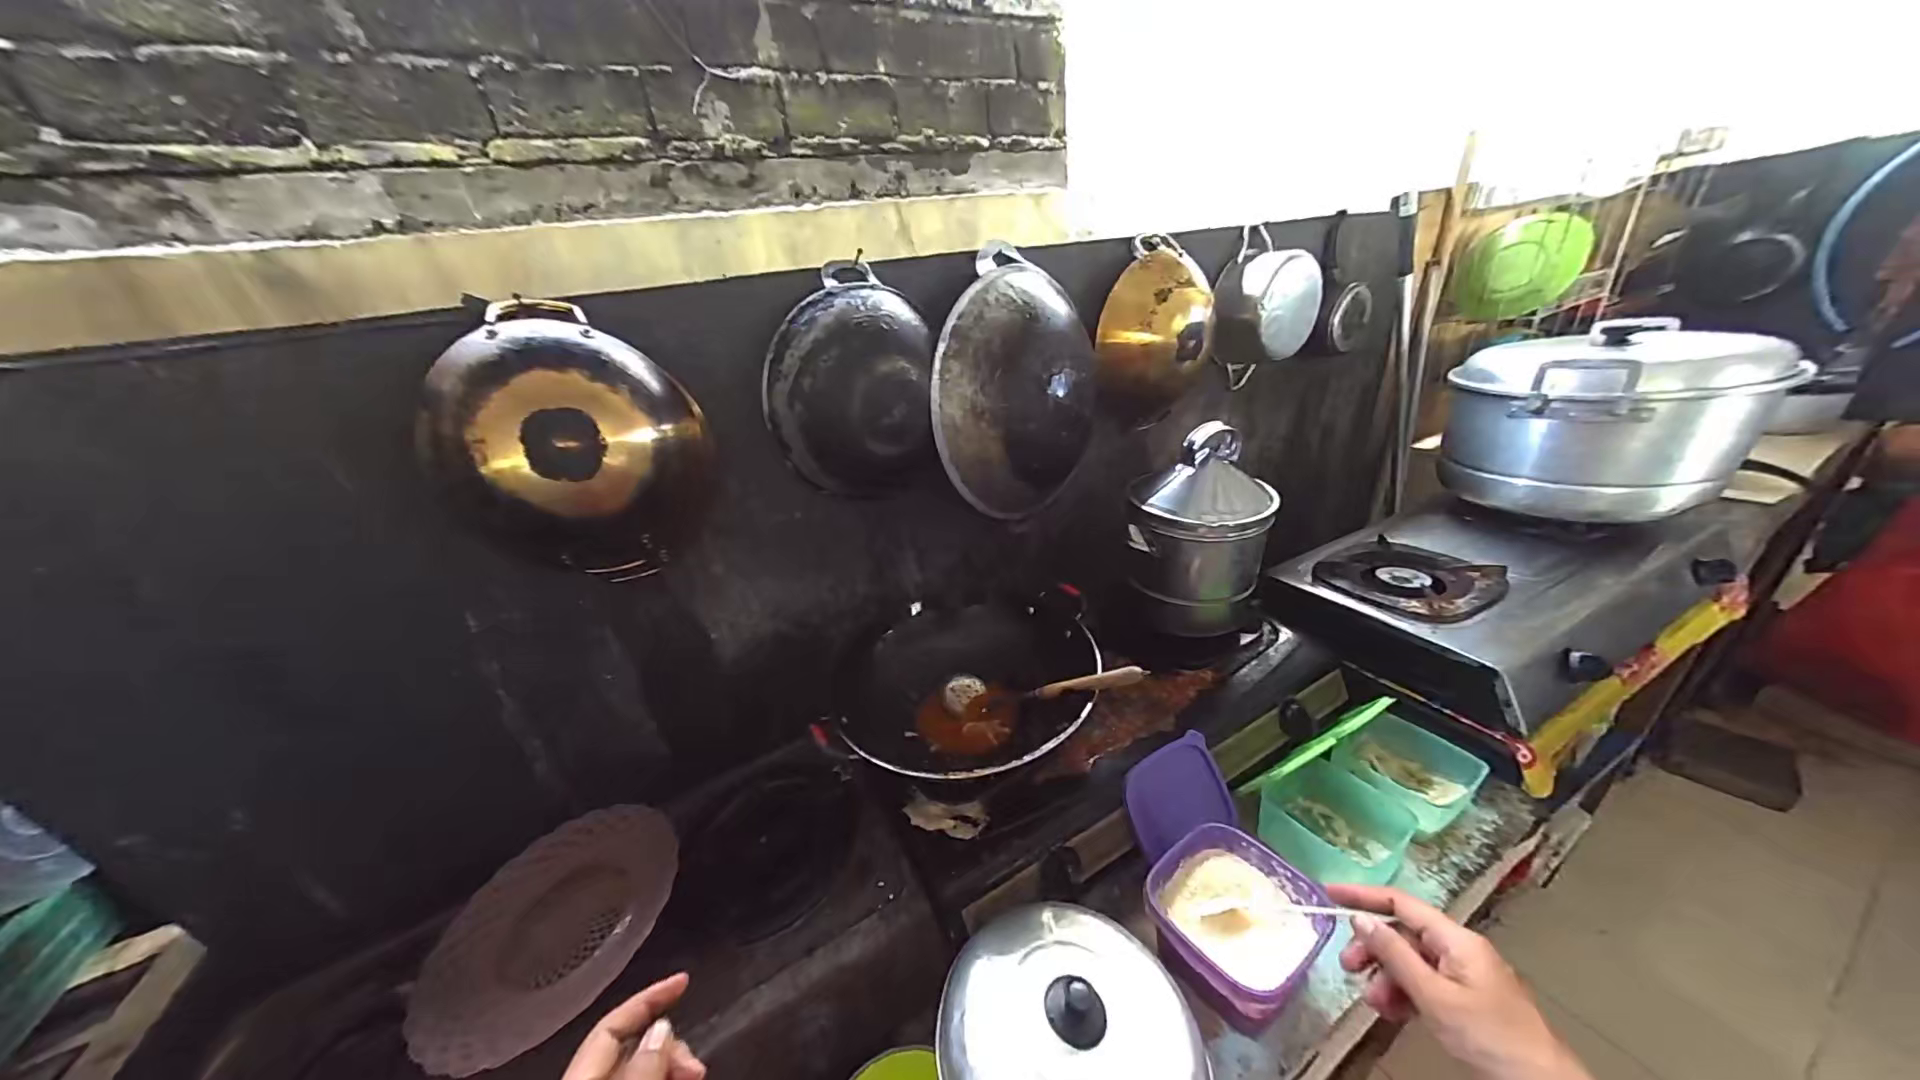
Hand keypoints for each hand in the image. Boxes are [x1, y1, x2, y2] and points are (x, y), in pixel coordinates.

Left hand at [561, 973, 707, 1079]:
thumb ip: (642, 1066)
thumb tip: (663, 1026)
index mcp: (580, 1070)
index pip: (614, 1020)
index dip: (651, 996)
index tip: (684, 979)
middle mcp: (587, 1075)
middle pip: (632, 1043)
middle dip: (669, 1043)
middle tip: (694, 1067)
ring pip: (640, 1065)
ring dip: (671, 1062)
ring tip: (692, 1075)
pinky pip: (640, 1079)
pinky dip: (663, 1076)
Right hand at [1326, 885, 1590, 1079]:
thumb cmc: (1490, 1037)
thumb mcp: (1434, 996)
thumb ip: (1395, 954)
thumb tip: (1361, 918)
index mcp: (1456, 939)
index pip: (1400, 902)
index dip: (1362, 894)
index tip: (1328, 893)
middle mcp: (1460, 949)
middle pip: (1403, 933)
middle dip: (1373, 948)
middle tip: (1348, 967)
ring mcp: (1466, 975)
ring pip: (1411, 961)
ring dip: (1387, 977)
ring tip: (1375, 1003)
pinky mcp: (1468, 1000)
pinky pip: (1426, 983)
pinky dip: (1405, 993)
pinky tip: (1394, 1012)